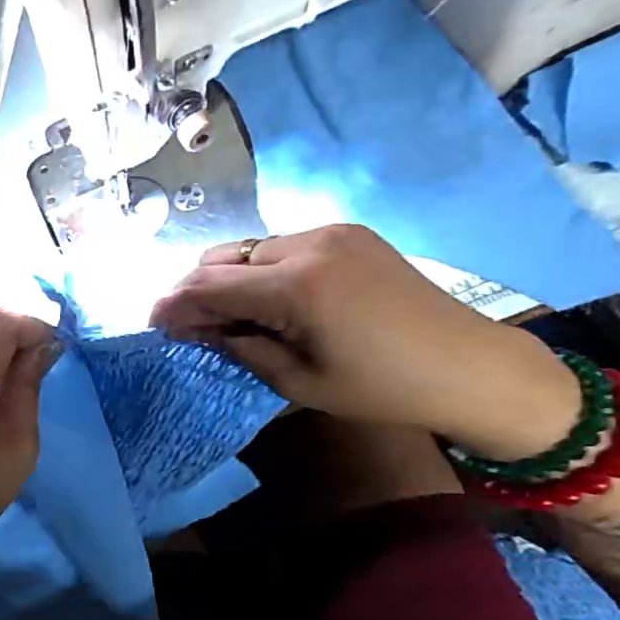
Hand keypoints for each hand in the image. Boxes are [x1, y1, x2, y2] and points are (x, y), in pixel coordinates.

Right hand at [149, 224, 579, 459]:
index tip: (153, 321)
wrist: (467, 364)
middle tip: (185, 321)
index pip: (213, 286)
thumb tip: (206, 332)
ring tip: (223, 311)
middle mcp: (309, 243)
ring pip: (256, 247)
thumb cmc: (384, 389)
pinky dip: (265, 268)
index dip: (176, 304)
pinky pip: (288, 245)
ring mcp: (334, 231)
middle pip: (228, 257)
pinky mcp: (352, 232)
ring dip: (231, 276)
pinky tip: (267, 296)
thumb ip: (245, 349)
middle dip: (198, 288)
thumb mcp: (303, 383)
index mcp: (297, 285)